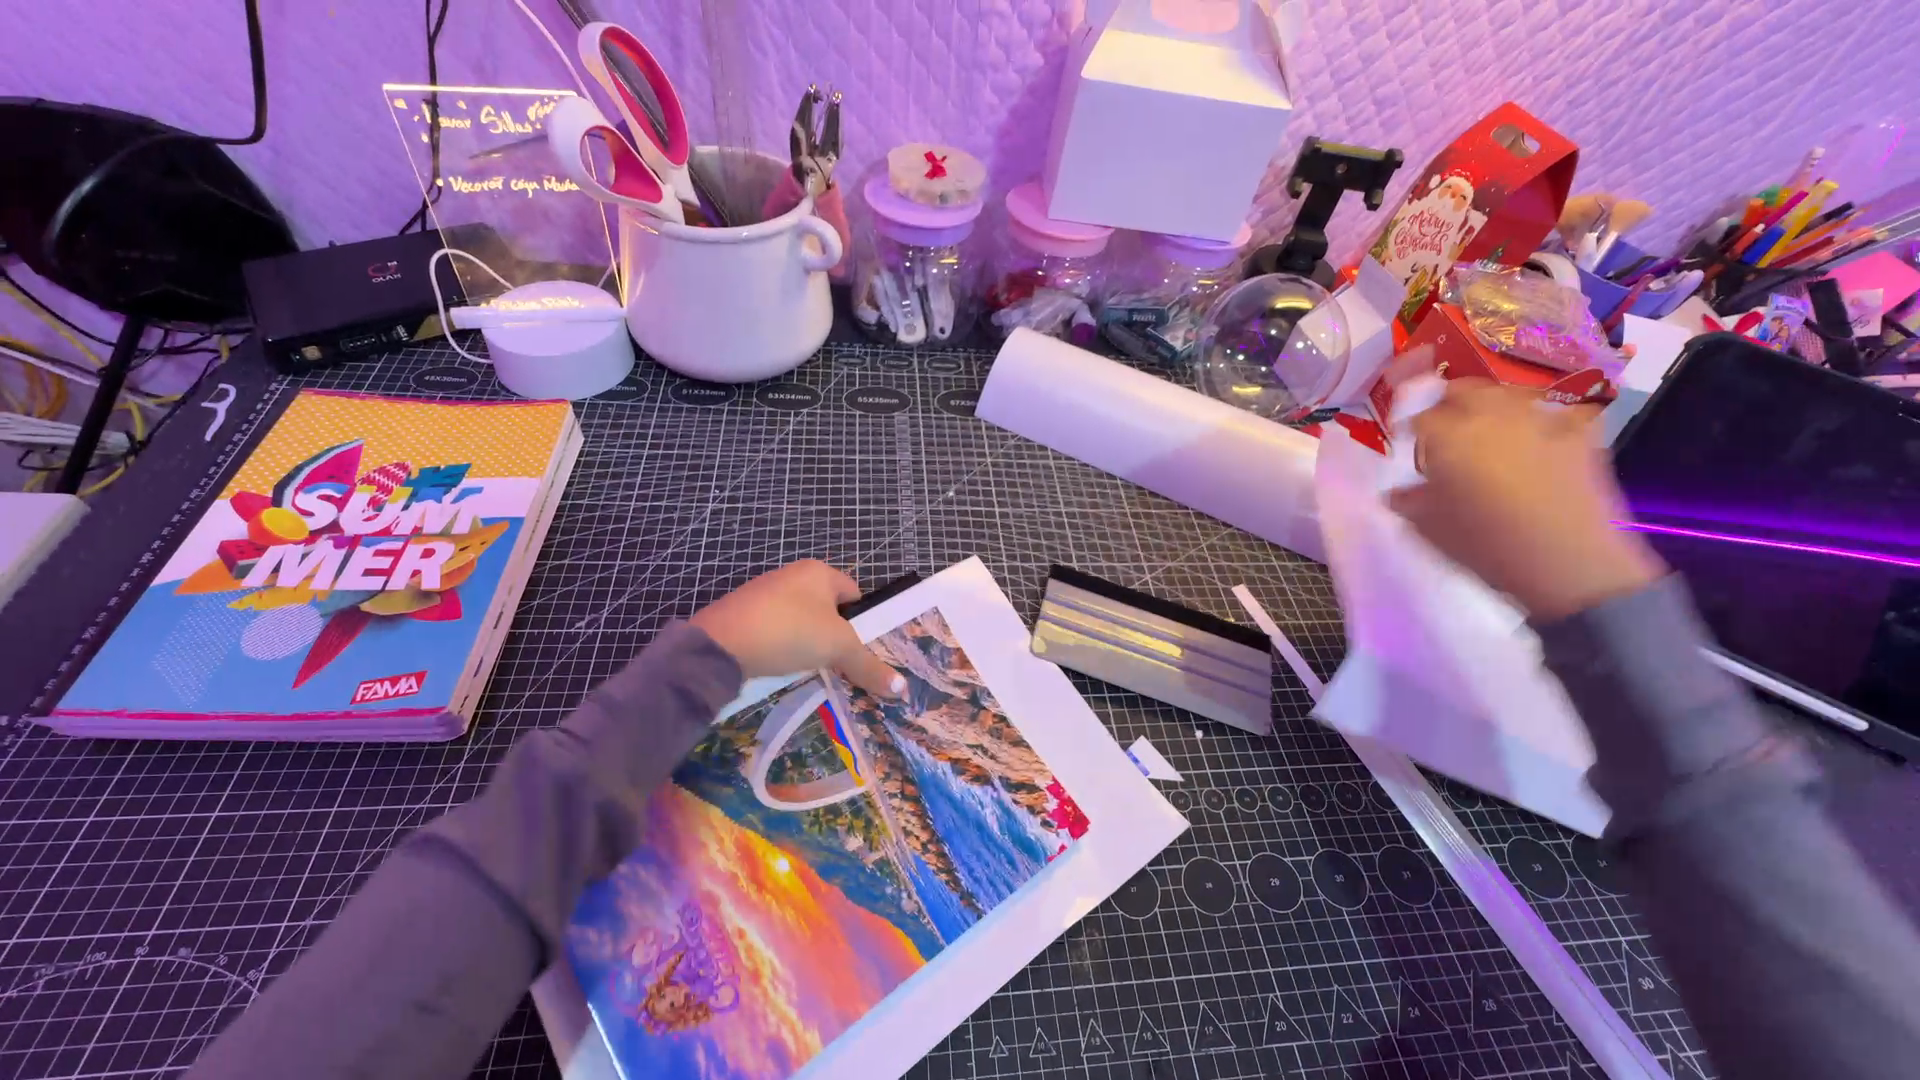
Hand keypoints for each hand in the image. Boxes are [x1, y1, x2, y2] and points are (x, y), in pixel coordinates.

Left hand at [689, 560, 905, 696]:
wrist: (720, 644)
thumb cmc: (789, 631)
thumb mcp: (837, 648)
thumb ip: (869, 666)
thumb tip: (903, 689)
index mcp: (818, 571)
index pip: (854, 593)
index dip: (864, 621)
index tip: (865, 649)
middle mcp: (792, 576)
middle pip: (827, 609)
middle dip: (836, 637)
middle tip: (845, 665)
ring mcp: (764, 595)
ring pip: (800, 622)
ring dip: (809, 645)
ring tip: (815, 671)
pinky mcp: (743, 617)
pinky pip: (776, 633)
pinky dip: (783, 649)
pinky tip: (784, 668)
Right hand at [1386, 377, 1666, 621]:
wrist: (1568, 563)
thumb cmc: (1487, 546)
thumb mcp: (1430, 528)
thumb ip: (1409, 501)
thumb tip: (1397, 492)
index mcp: (1448, 435)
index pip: (1418, 415)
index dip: (1409, 428)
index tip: (1406, 443)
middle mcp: (1492, 415)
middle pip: (1463, 389)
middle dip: (1448, 403)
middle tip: (1443, 427)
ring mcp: (1540, 419)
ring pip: (1507, 394)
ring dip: (1491, 406)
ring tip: (1488, 429)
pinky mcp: (1579, 433)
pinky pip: (1555, 410)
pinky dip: (1541, 417)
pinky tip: (1538, 435)